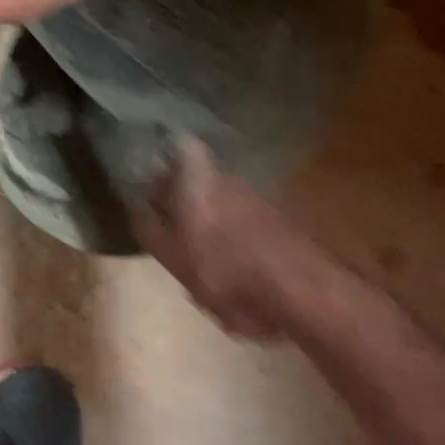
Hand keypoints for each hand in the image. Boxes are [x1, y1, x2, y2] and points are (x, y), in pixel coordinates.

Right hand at [135, 138, 310, 340]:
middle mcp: (233, 182)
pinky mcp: (288, 231)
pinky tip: (235, 277)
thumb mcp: (169, 253)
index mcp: (199, 178)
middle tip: (171, 226)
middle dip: (186, 198)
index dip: (167, 154)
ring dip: (212, 225)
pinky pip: (250, 229)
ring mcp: (265, 205)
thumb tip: (136, 207)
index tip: (153, 172)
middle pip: (202, 179)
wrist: (308, 298)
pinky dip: (238, 245)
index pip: (183, 146)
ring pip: (226, 205)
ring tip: (202, 260)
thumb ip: (147, 226)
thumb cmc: (224, 268)